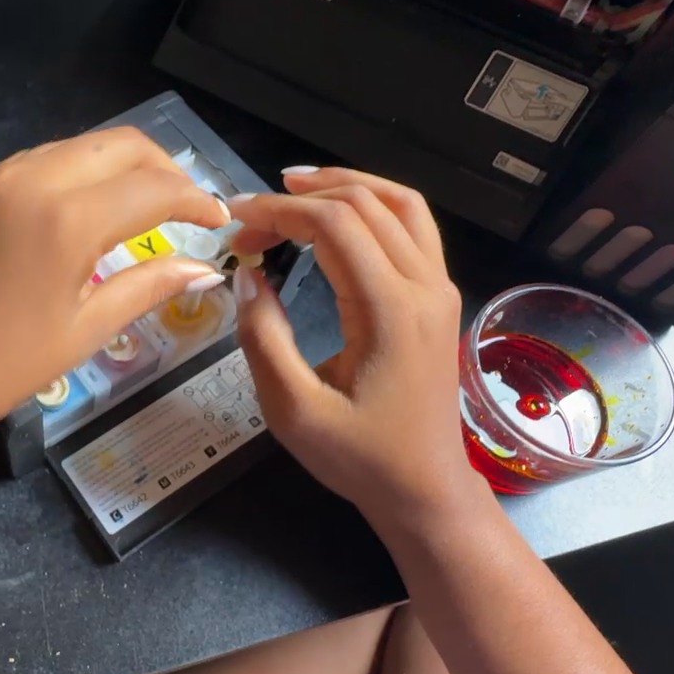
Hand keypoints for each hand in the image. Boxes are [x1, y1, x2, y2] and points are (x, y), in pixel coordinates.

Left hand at [0, 129, 230, 453]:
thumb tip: (205, 270)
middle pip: (120, 145)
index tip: (218, 219)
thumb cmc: (0, 367)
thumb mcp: (84, 330)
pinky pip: (45, 161)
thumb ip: (148, 287)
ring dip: (122, 167)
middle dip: (165, 169)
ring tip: (147, 207)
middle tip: (188, 207)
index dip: (195, 199)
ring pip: (81, 147)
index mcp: (67, 217)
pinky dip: (82, 174)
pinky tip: (94, 209)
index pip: (154, 187)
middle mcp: (34, 178)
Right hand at [230, 168, 489, 524]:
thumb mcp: (293, 411)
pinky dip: (372, 204)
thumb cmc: (359, 457)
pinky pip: (413, 225)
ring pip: (398, 203)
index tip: (234, 221)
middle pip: (364, 204)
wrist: (425, 488)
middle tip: (248, 220)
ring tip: (293, 185)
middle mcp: (424, 286)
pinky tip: (338, 213)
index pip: (334, 226)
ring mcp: (439, 288)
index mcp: (389, 311)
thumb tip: (248, 274)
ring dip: (344, 186)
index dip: (278, 211)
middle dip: (298, 199)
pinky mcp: (438, 297)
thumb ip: (264, 339)